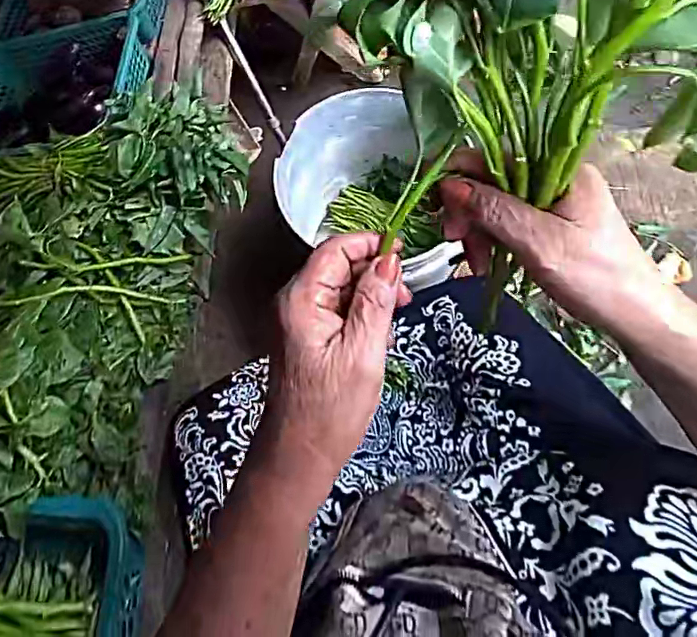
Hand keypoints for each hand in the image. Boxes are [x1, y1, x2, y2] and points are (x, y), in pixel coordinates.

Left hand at [261, 233, 408, 499]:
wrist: (300, 452)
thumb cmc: (327, 412)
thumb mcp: (363, 353)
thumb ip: (375, 303)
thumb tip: (388, 262)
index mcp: (301, 299)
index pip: (334, 249)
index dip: (369, 244)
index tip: (400, 251)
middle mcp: (293, 301)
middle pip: (336, 264)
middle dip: (372, 272)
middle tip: (403, 293)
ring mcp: (297, 316)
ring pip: (338, 285)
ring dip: (369, 294)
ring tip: (392, 320)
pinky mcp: (304, 332)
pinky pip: (335, 306)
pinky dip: (358, 312)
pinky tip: (376, 336)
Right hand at [437, 159, 677, 333]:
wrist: (641, 320)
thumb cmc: (598, 279)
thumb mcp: (540, 243)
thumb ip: (494, 209)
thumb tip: (449, 184)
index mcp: (560, 169)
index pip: (492, 155)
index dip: (458, 176)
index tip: (438, 206)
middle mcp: (554, 176)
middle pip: (488, 179)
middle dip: (466, 209)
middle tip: (455, 240)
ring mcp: (551, 199)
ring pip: (492, 202)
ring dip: (475, 229)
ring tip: (475, 260)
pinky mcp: (548, 222)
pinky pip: (505, 220)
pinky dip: (489, 239)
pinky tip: (486, 261)